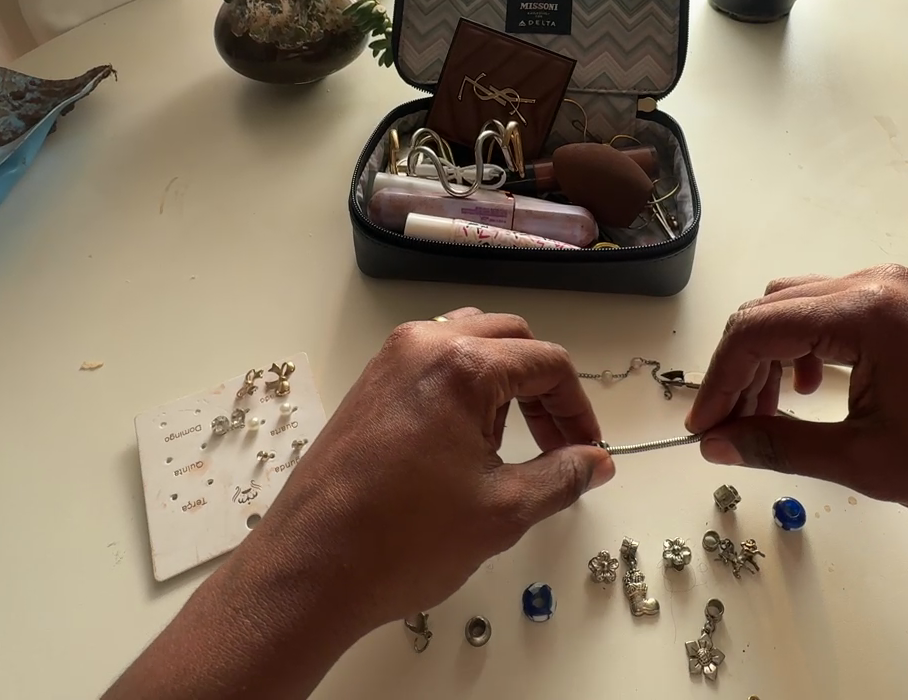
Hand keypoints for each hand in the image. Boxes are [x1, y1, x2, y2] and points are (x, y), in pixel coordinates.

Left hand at [246, 308, 613, 626]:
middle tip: (554, 443)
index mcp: (462, 364)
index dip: (577, 406)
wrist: (309, 568)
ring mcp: (392, 356)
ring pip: (472, 340)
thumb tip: (599, 461)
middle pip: (511, 339)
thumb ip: (562, 476)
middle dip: (543, 387)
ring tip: (503, 442)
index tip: (586, 449)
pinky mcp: (372, 378)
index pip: (546, 362)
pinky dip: (465, 382)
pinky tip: (461, 437)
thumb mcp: (502, 509)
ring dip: (503, 380)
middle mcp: (426, 342)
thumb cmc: (407, 540)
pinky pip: (435, 357)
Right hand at [686, 265, 907, 529]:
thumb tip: (715, 445)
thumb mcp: (866, 463)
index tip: (701, 428)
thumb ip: (778, 446)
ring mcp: (895, 287)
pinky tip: (812, 390)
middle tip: (730, 427)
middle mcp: (874, 281)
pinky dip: (805, 347)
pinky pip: (831, 312)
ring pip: (797, 308)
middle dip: (740, 369)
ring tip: (768, 414)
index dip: (719, 381)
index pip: (757, 331)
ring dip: (770, 357)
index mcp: (865, 311)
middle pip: (770, 311)